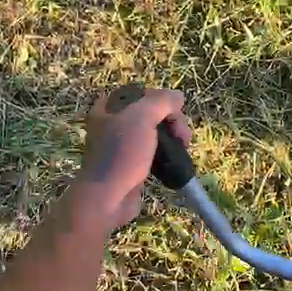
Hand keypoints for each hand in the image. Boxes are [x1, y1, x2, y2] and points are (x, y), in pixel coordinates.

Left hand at [69, 85, 192, 231]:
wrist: (108, 197)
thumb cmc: (122, 152)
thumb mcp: (142, 117)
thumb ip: (161, 101)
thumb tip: (178, 96)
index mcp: (109, 107)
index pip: (142, 93)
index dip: (162, 100)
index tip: (175, 112)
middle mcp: (112, 123)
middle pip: (150, 113)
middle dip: (171, 120)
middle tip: (183, 135)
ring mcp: (122, 145)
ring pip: (153, 132)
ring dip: (171, 137)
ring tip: (183, 147)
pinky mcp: (131, 164)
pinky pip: (152, 151)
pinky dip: (165, 152)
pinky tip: (174, 159)